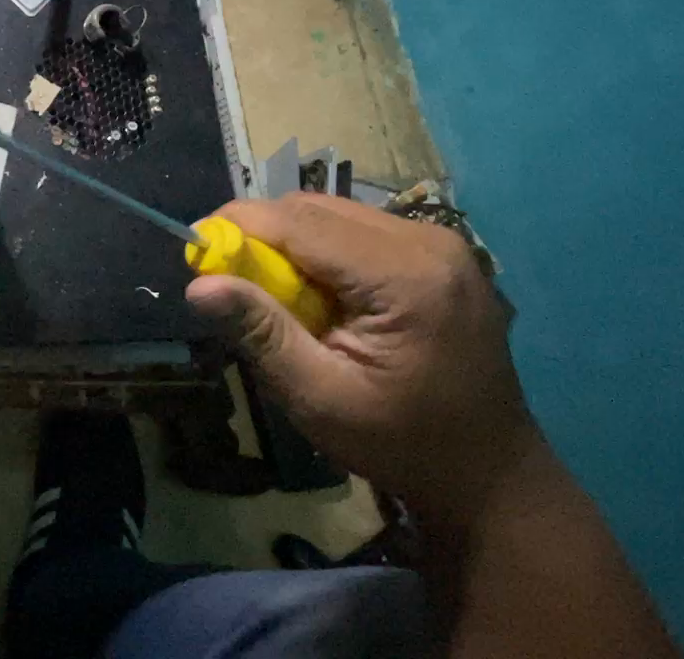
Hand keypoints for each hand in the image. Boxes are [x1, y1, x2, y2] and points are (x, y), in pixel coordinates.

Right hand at [187, 193, 539, 518]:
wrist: (489, 474)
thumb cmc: (402, 443)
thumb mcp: (320, 397)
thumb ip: (261, 333)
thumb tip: (198, 285)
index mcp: (407, 276)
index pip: (300, 222)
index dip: (237, 227)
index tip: (194, 253)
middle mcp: (427, 242)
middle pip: (313, 209)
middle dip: (258, 234)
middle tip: (224, 278)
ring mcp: (437, 244)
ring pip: (330, 213)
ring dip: (285, 241)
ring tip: (265, 290)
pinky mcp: (434, 254)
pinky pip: (353, 230)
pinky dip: (315, 250)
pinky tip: (310, 292)